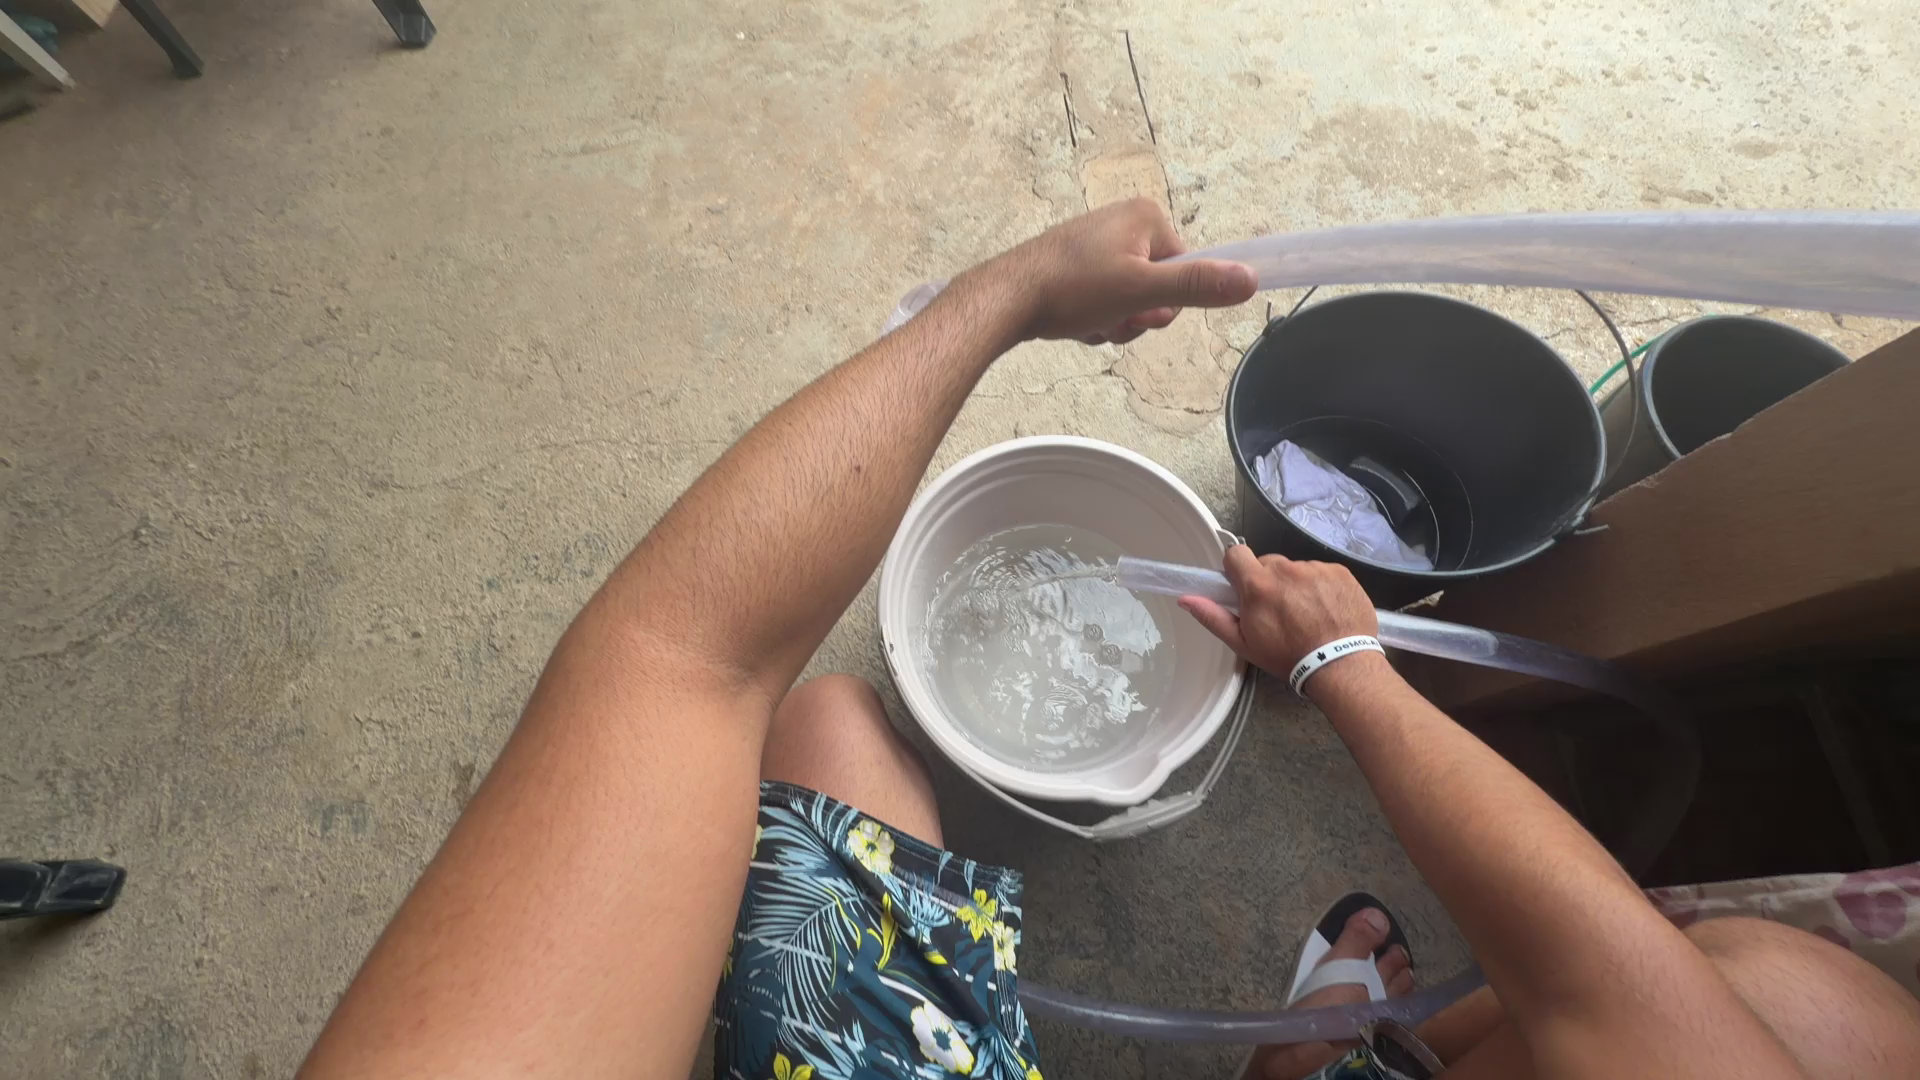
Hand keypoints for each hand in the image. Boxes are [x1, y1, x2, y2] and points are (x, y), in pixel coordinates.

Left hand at [967, 198, 1257, 344]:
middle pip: (1155, 287)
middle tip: (1108, 319)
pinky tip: (1073, 322)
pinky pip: (1101, 301)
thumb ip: (1195, 287)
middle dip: (1134, 315)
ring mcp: (1096, 245)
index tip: (1138, 311)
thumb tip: (1251, 280)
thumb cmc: (1072, 290)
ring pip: (1127, 299)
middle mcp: (1122, 223)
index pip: (1185, 269)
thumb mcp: (1140, 292)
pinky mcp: (1074, 266)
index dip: (1163, 303)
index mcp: (1145, 217)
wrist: (1007, 299)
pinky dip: (1092, 318)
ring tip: (1086, 321)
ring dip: (1113, 322)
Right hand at [1180, 546, 1378, 678]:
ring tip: (1305, 612)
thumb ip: (1212, 617)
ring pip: (1295, 568)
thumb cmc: (1288, 656)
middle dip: (1267, 581)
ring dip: (1294, 584)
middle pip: (1267, 563)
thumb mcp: (1243, 642)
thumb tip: (1186, 599)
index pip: (1236, 554)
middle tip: (1276, 608)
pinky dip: (1319, 585)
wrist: (1341, 664)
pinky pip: (1320, 570)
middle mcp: (1286, 569)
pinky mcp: (1339, 571)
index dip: (1236, 568)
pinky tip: (1323, 607)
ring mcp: (1315, 568)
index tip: (1243, 587)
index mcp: (1257, 584)